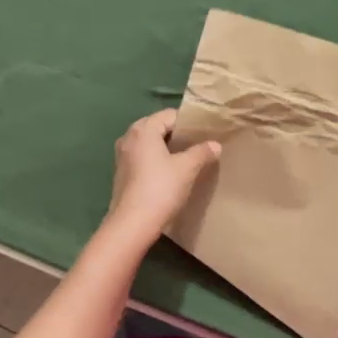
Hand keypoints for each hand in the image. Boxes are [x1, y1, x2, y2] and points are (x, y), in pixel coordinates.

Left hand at [108, 109, 220, 237]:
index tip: (206, 132)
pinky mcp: (121, 170)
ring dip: (166, 146)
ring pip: (149, 142)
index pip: (169, 115)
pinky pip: (142, 155)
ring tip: (187, 157)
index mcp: (143, 129)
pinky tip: (170, 171)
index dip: (189, 122)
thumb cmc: (161, 188)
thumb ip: (202, 152)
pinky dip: (155, 157)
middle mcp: (128, 136)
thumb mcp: (187, 168)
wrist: (132, 221)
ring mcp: (122, 153)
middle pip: (157, 126)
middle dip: (177, 134)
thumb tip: (215, 144)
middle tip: (199, 144)